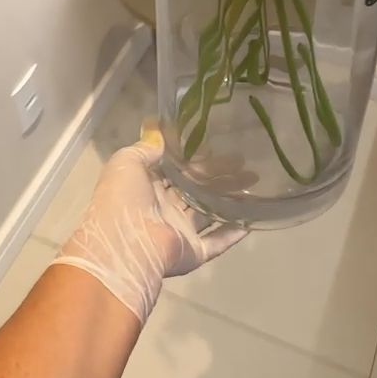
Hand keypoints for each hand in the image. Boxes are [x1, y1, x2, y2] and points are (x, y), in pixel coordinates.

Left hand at [53, 125, 246, 321]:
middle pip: (195, 189)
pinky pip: (217, 242)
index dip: (193, 159)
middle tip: (243, 161)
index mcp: (146, 188)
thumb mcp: (127, 163)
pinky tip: (254, 218)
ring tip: (253, 181)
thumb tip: (155, 125)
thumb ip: (144, 147)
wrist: (124, 245)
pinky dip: (234, 232)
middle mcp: (163, 209)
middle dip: (218, 175)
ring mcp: (179, 231)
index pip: (174, 171)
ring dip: (230, 198)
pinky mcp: (193, 252)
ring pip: (209, 211)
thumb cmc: (122, 199)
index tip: (214, 147)